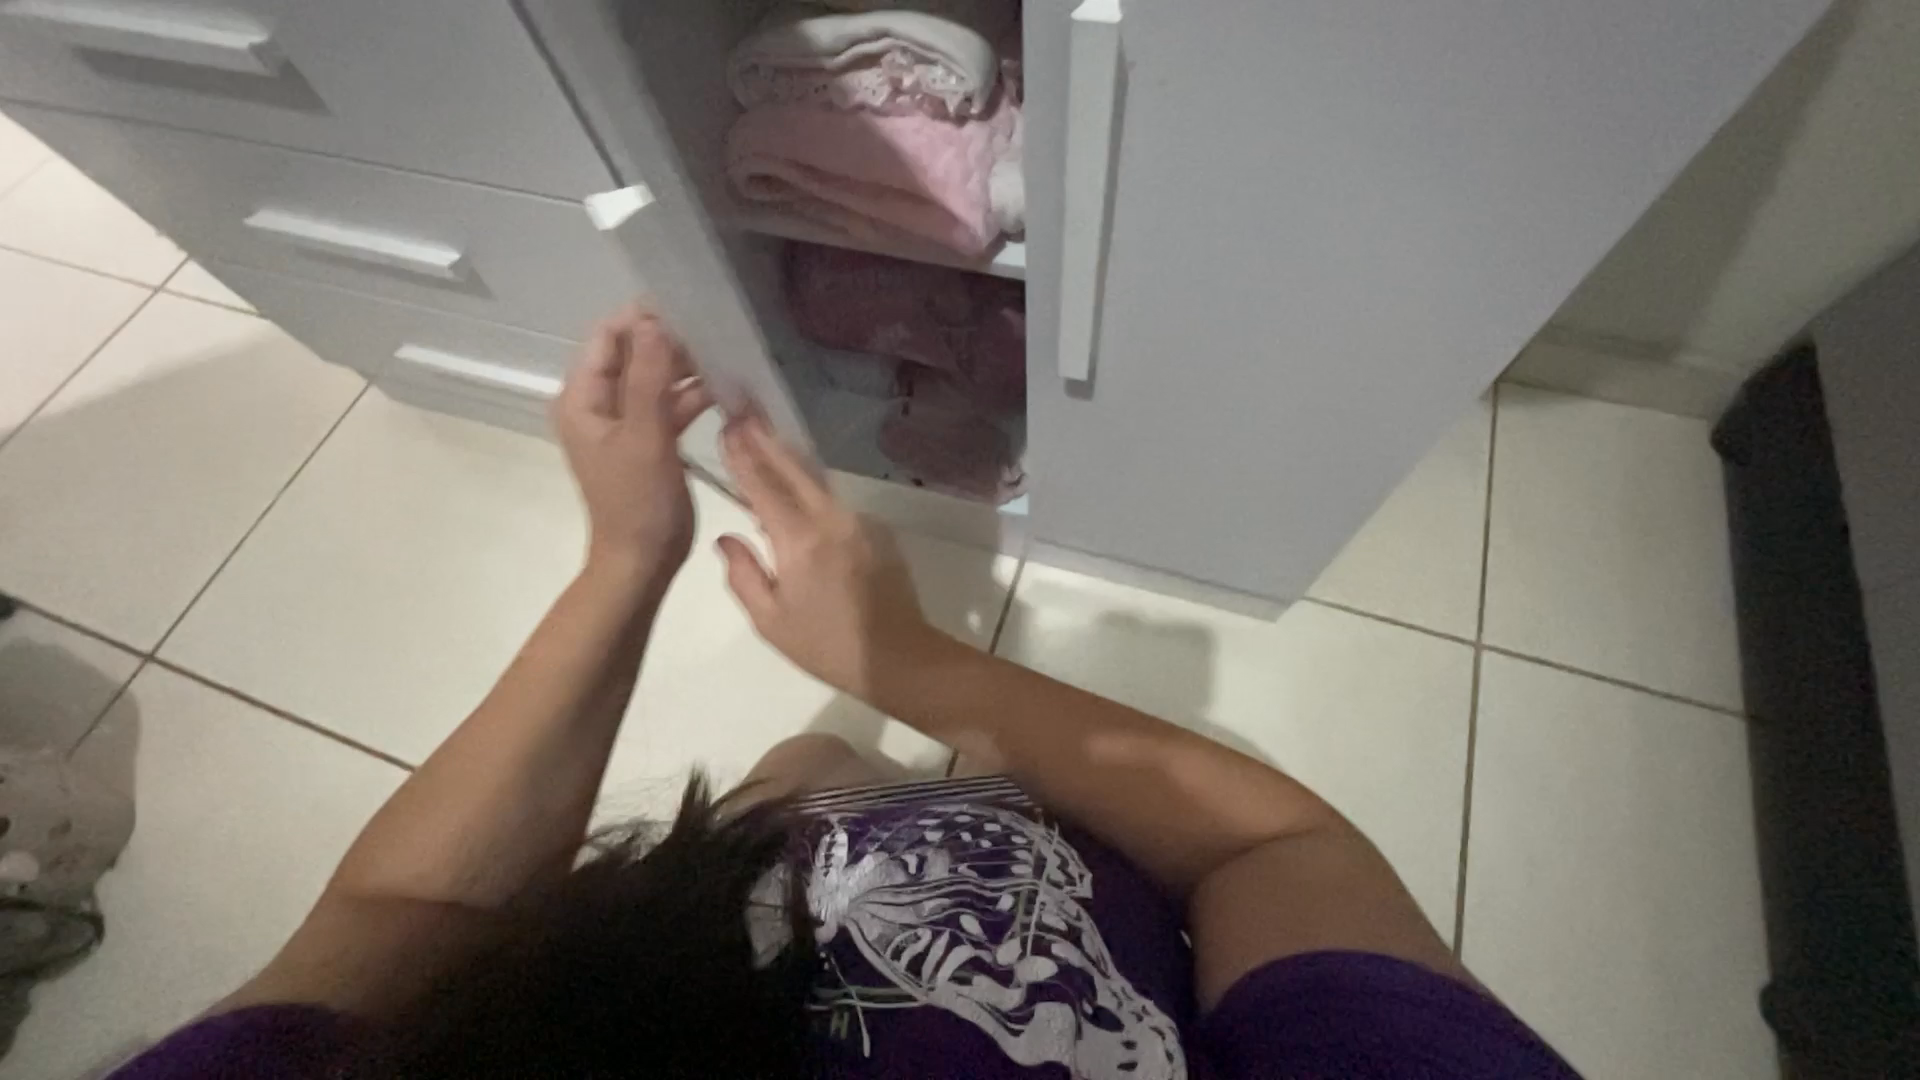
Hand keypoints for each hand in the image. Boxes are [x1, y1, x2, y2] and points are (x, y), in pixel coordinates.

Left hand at [552, 307, 712, 580]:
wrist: (641, 559)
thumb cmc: (638, 501)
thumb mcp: (644, 436)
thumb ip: (648, 377)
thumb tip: (654, 322)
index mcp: (582, 398)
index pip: (608, 337)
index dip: (643, 319)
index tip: (688, 308)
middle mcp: (598, 404)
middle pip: (633, 355)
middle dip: (670, 343)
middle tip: (715, 335)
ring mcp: (624, 424)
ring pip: (655, 380)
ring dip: (685, 371)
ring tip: (725, 358)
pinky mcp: (649, 442)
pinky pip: (668, 407)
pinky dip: (691, 399)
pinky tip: (724, 391)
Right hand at [715, 417, 946, 699]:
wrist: (899, 656)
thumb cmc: (827, 646)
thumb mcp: (771, 621)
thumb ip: (743, 574)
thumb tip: (727, 538)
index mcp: (799, 540)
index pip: (763, 486)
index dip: (743, 455)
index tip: (727, 425)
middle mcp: (831, 519)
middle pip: (794, 470)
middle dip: (767, 440)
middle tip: (745, 411)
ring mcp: (859, 523)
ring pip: (817, 482)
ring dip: (790, 458)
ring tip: (766, 436)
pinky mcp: (877, 532)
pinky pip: (835, 502)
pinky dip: (812, 487)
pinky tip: (798, 483)